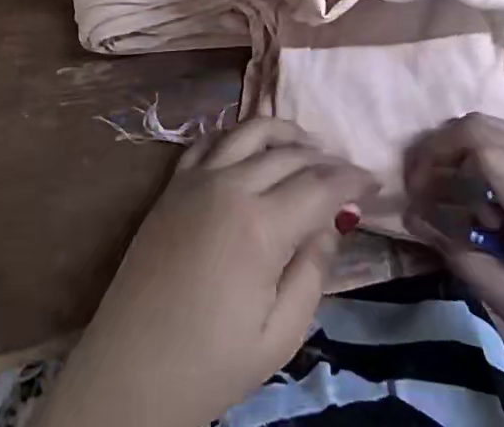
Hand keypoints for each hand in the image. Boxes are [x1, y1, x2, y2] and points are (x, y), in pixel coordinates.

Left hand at [38, 118, 377, 426]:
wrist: (129, 373)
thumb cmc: (210, 364)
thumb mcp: (281, 335)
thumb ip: (313, 271)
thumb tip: (330, 224)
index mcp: (260, 225)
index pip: (320, 184)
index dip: (353, 179)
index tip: (374, 183)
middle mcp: (228, 186)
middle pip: (290, 153)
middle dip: (326, 158)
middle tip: (346, 174)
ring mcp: (194, 180)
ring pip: (249, 130)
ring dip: (284, 133)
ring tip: (307, 147)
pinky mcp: (170, 186)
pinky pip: (207, 140)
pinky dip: (236, 135)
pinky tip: (250, 149)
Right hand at [405, 113, 503, 426]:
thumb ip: (467, 262)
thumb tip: (415, 217)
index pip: (486, 154)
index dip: (439, 164)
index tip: (415, 196)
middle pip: (483, 127)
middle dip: (439, 147)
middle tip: (418, 185)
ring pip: (493, 126)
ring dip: (457, 147)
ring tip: (441, 186)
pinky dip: (477, 152)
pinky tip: (473, 190)